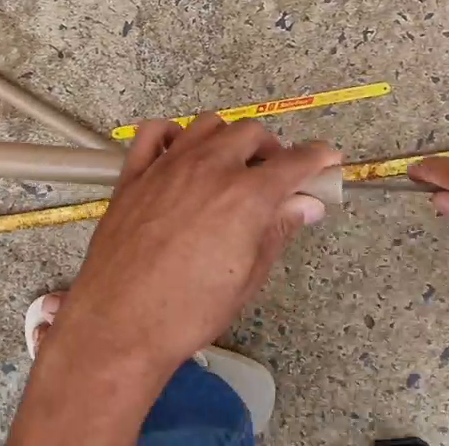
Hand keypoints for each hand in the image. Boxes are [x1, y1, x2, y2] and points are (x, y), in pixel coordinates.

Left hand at [59, 114, 341, 371]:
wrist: (121, 322)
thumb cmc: (189, 311)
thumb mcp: (247, 277)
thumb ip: (277, 231)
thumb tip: (306, 205)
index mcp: (244, 195)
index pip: (293, 162)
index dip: (316, 157)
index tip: (327, 157)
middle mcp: (208, 167)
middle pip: (250, 132)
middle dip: (271, 148)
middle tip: (274, 176)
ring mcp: (167, 165)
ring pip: (207, 125)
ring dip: (227, 138)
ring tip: (230, 164)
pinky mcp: (134, 173)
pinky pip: (155, 133)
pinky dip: (173, 135)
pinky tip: (180, 154)